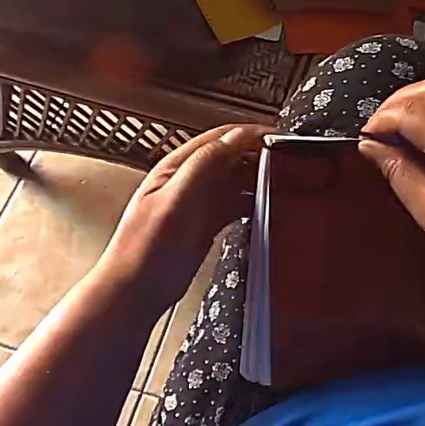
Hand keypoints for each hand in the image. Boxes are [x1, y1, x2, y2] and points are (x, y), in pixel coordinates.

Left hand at [97, 124, 269, 309]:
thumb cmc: (143, 249)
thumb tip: (233, 139)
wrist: (135, 291)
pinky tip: (267, 210)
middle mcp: (190, 181)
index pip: (222, 138)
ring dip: (261, 180)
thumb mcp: (174, 201)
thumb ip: (203, 167)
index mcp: (178, 167)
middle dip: (262, 156)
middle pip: (234, 157)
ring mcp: (200, 202)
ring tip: (283, 185)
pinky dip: (255, 203)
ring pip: (238, 181)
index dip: (253, 135)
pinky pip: (238, 204)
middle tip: (289, 163)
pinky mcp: (208, 223)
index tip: (280, 139)